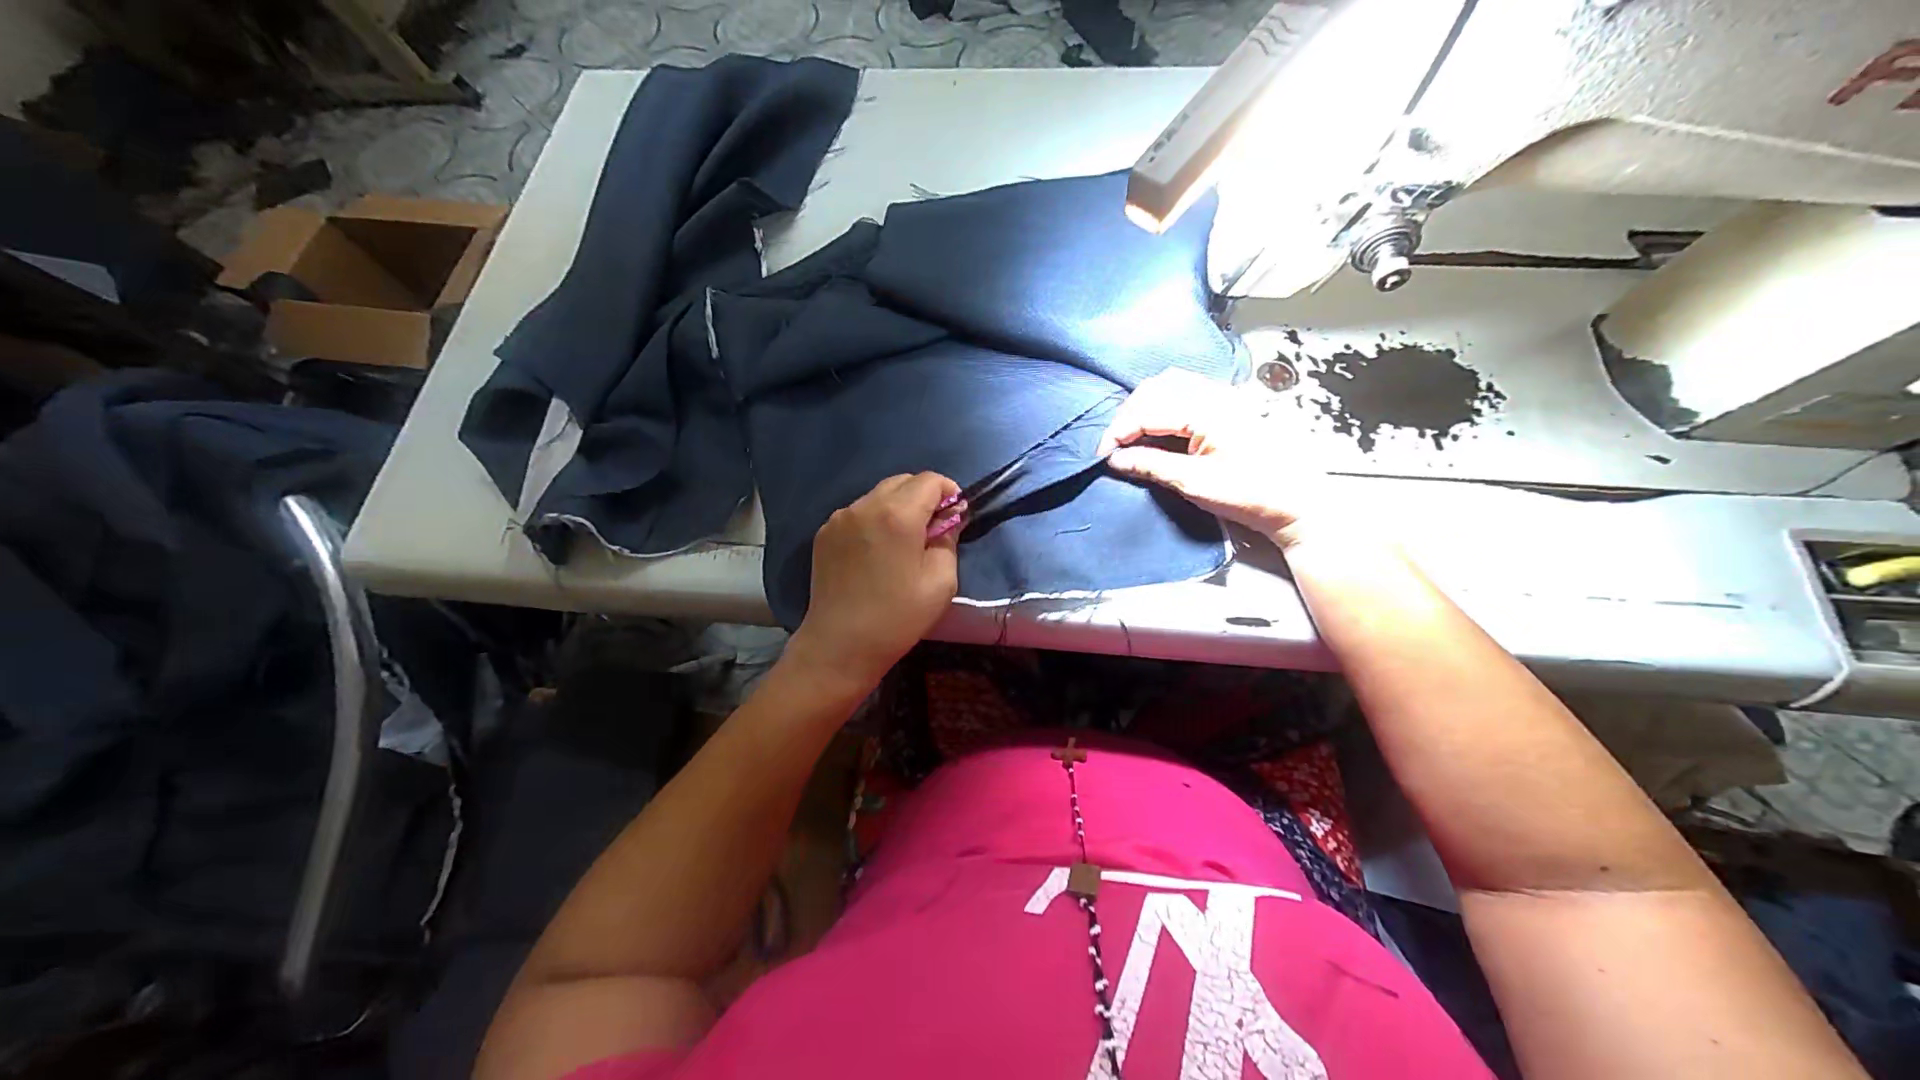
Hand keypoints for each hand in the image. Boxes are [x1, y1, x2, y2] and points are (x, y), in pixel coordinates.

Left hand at [786, 472, 961, 693]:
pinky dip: (874, 521)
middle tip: (932, 531)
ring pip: (878, 496)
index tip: (954, 518)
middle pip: (902, 481)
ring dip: (897, 508)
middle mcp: (865, 506)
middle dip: (923, 497)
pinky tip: (876, 553)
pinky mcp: (824, 533)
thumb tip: (947, 519)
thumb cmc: (898, 616)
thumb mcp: (941, 581)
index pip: (931, 480)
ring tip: (902, 544)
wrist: (841, 645)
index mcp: (897, 514)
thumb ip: (948, 539)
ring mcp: (840, 518)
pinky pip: (858, 514)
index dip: (949, 493)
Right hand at [1098, 369, 1330, 549]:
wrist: (1296, 503)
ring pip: (1170, 385)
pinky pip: (1186, 391)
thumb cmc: (1252, 495)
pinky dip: (1163, 405)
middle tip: (1114, 446)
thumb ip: (1152, 465)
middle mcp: (1217, 394)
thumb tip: (1117, 458)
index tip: (1103, 454)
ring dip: (1144, 406)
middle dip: (1128, 415)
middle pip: (1156, 389)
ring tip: (1131, 436)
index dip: (1119, 430)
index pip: (1148, 409)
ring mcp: (1225, 396)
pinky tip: (1157, 427)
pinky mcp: (1229, 405)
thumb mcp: (1195, 484)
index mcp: (1208, 410)